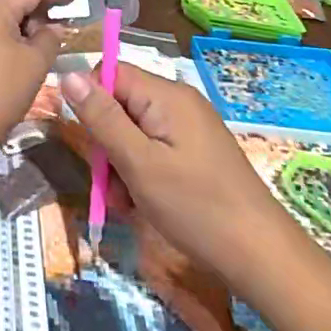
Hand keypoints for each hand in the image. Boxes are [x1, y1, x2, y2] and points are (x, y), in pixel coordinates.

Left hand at [0, 0, 78, 169]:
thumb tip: (54, 28)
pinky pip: (3, 35)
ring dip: (34, 22)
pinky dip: (22, 36)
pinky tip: (39, 45)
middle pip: (17, 1)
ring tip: (61, 25)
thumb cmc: (1, 89)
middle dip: (45, 3)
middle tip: (74, 4)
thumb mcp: (34, 61)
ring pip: (10, 19)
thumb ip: (50, 37)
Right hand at [59, 64, 287, 275]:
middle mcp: (178, 101)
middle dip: (106, 142)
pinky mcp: (196, 150)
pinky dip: (141, 171)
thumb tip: (68, 74)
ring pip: (133, 130)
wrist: (262, 257)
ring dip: (121, 163)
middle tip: (109, 184)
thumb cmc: (197, 207)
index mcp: (166, 95)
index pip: (109, 73)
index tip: (90, 142)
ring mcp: (190, 126)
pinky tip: (144, 203)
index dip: (91, 102)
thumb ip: (102, 118)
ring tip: (127, 202)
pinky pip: (153, 147)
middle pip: (120, 103)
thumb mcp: (138, 163)